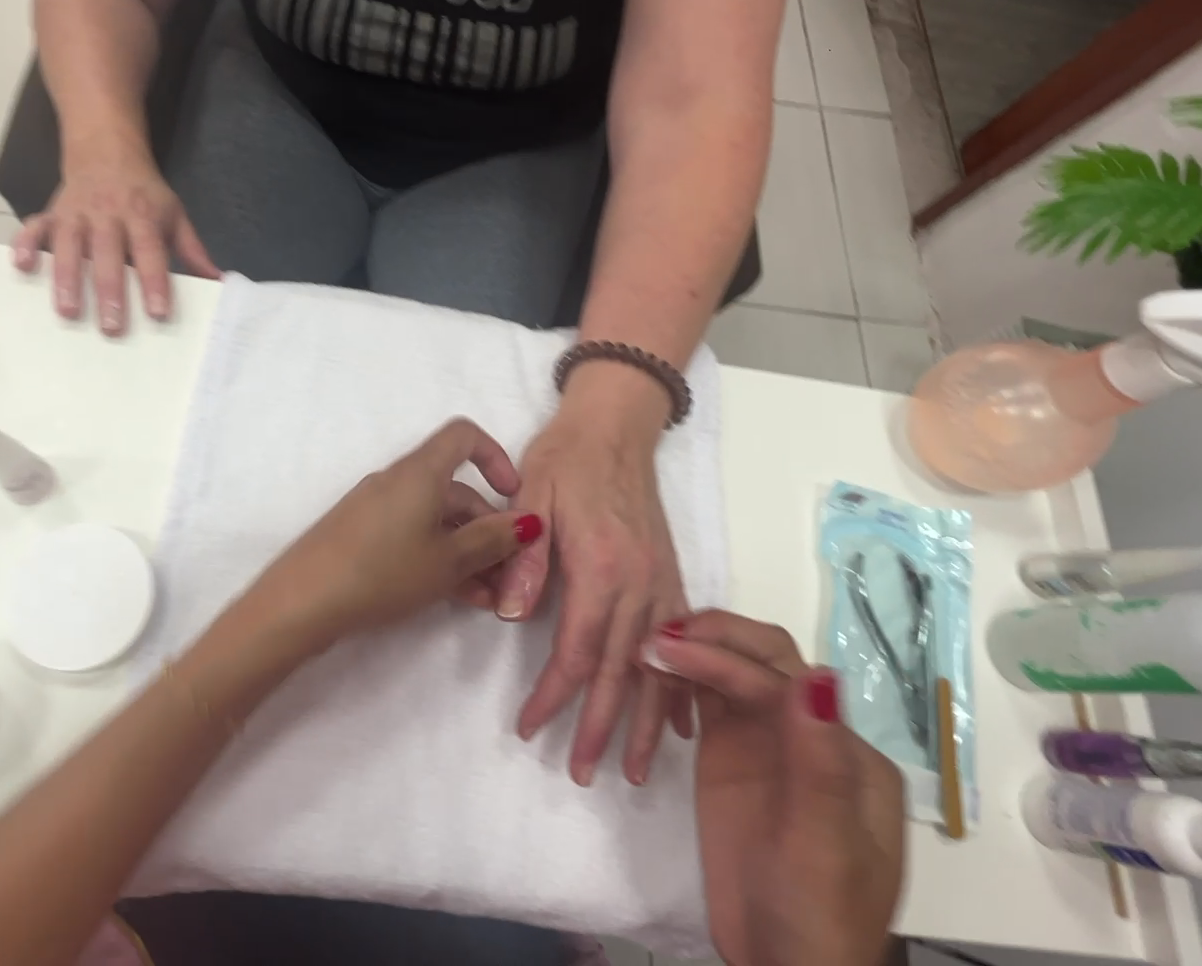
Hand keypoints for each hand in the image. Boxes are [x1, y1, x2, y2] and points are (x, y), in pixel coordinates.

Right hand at [12, 156, 221, 335]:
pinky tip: (20, 267)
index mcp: (143, 216)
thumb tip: (220, 283)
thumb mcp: (175, 216)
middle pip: (108, 254)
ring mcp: (76, 214)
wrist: (106, 148)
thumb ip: (194, 252)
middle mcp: (108, 215)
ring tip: (68, 312)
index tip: (157, 313)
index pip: (150, 251)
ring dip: (67, 278)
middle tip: (112, 328)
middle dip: (109, 290)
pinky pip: (34, 227)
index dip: (154, 282)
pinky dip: (24, 244)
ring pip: (69, 245)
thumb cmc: (145, 194)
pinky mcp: (52, 212)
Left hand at [235, 418, 543, 655]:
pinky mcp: (360, 536)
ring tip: (488, 596)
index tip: (512, 494)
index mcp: (419, 472)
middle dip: (488, 529)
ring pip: (435, 521)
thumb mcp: (448, 561)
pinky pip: (411, 536)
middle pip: (454, 490)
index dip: (495, 456)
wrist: (302, 602)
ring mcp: (375, 509)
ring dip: (466, 552)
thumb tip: (527, 521)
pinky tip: (456, 597)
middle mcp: (396, 481)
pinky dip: (437, 558)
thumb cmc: (383, 572)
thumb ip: (492, 539)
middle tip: (510, 574)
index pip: (463, 436)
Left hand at [497, 372, 689, 786]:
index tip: (531, 729)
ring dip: (650, 722)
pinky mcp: (673, 578)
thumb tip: (516, 618)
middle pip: (625, 673)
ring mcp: (665, 584)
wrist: (615, 428)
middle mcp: (643, 586)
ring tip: (640, 772)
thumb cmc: (566, 459)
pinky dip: (684, 686)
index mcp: (605, 569)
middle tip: (583, 773)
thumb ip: (525, 559)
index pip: (579, 652)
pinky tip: (686, 719)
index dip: (554, 696)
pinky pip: (684, 646)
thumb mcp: (533, 497)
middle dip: (604, 728)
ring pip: (663, 668)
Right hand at [645, 612, 905, 965]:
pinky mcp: (730, 757)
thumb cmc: (816, 916)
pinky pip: (708, 703)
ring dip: (692, 655)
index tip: (667, 650)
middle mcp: (809, 735)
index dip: (725, 661)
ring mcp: (767, 744)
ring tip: (642, 648)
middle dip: (711, 642)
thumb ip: (819, 763)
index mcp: (845, 751)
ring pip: (731, 676)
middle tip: (651, 637)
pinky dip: (681, 681)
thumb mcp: (823, 848)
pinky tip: (650, 673)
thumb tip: (819, 676)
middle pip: (762, 664)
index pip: (783, 681)